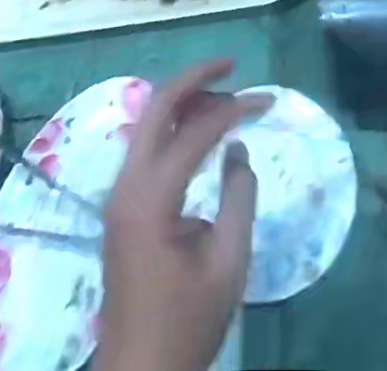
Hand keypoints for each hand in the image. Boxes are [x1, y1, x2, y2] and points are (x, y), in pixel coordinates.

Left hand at [95, 59, 269, 370]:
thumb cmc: (187, 322)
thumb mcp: (228, 264)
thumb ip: (238, 197)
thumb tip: (237, 148)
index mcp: (150, 197)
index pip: (194, 132)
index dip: (233, 108)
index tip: (267, 100)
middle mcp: (126, 182)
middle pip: (155, 107)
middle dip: (194, 78)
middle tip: (232, 65)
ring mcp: (118, 192)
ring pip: (148, 124)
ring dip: (184, 102)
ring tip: (226, 97)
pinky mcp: (122, 204)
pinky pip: (146, 147)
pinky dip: (173, 129)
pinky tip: (200, 132)